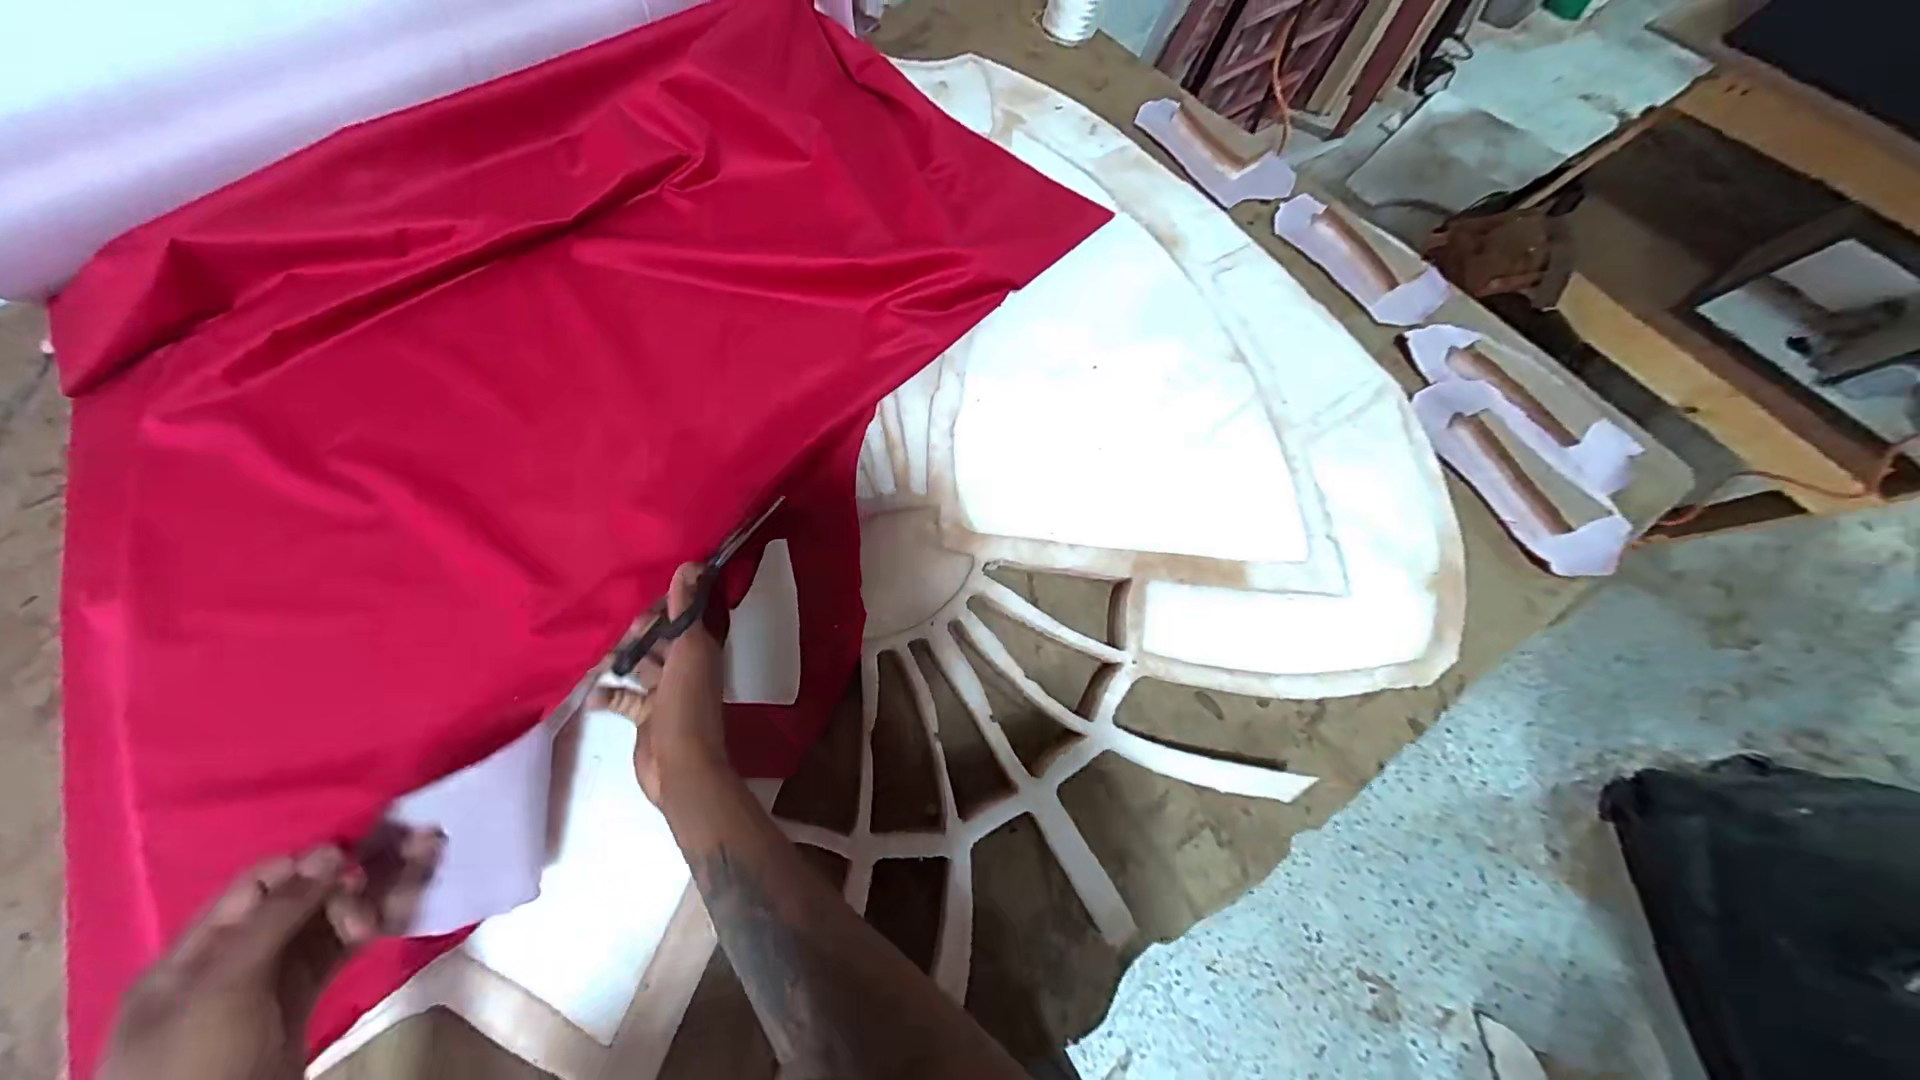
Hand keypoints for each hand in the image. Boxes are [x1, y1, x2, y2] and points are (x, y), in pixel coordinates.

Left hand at [98, 826, 442, 1079]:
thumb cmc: (198, 1062)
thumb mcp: (223, 988)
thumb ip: (276, 917)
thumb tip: (331, 852)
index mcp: (199, 950)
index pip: (262, 884)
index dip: (313, 863)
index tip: (361, 855)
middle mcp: (239, 955)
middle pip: (308, 895)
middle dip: (364, 867)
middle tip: (421, 841)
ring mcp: (276, 977)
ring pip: (337, 916)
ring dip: (384, 885)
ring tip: (431, 851)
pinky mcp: (308, 995)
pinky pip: (348, 945)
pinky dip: (382, 918)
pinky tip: (414, 896)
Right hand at [596, 561, 731, 805]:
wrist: (682, 765)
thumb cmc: (687, 704)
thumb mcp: (689, 651)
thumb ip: (686, 611)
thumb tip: (690, 565)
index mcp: (700, 650)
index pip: (682, 617)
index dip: (664, 603)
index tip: (637, 585)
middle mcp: (684, 667)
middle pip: (657, 641)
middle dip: (635, 630)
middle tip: (606, 618)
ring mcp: (664, 693)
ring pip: (638, 667)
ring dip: (617, 659)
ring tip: (589, 647)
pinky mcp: (645, 716)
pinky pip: (623, 699)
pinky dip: (607, 694)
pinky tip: (589, 690)